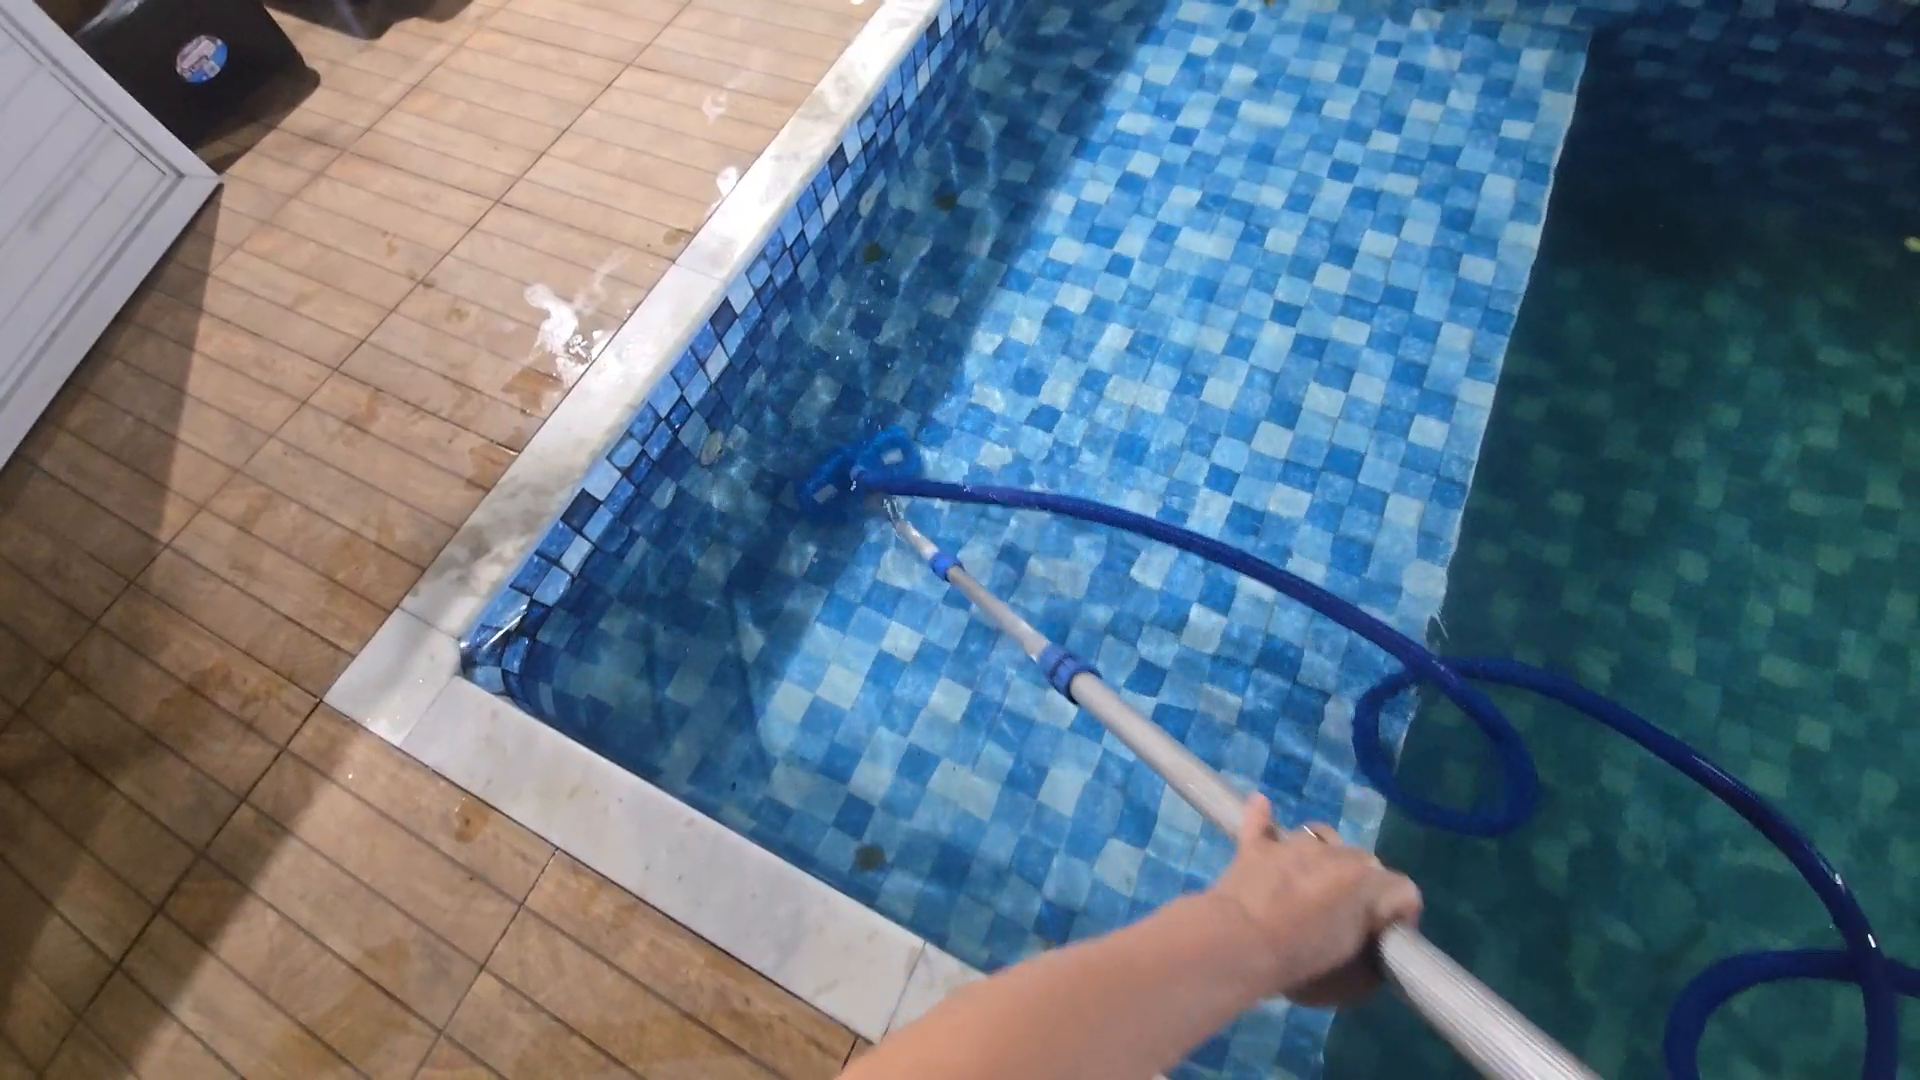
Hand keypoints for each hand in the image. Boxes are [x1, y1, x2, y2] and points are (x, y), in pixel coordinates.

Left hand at [1204, 794, 1422, 1006]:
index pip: (1404, 890)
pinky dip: (1264, 817)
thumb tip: (1370, 940)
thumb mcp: (1357, 977)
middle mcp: (1335, 852)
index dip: (1400, 915)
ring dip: (1324, 858)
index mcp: (1366, 882)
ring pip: (1320, 837)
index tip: (1384, 937)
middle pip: (1365, 861)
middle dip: (1364, 886)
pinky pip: (1262, 820)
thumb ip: (1373, 951)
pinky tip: (1263, 806)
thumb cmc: (1303, 964)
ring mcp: (1292, 843)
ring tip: (1312, 883)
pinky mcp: (1256, 844)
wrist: (1241, 942)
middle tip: (1346, 916)